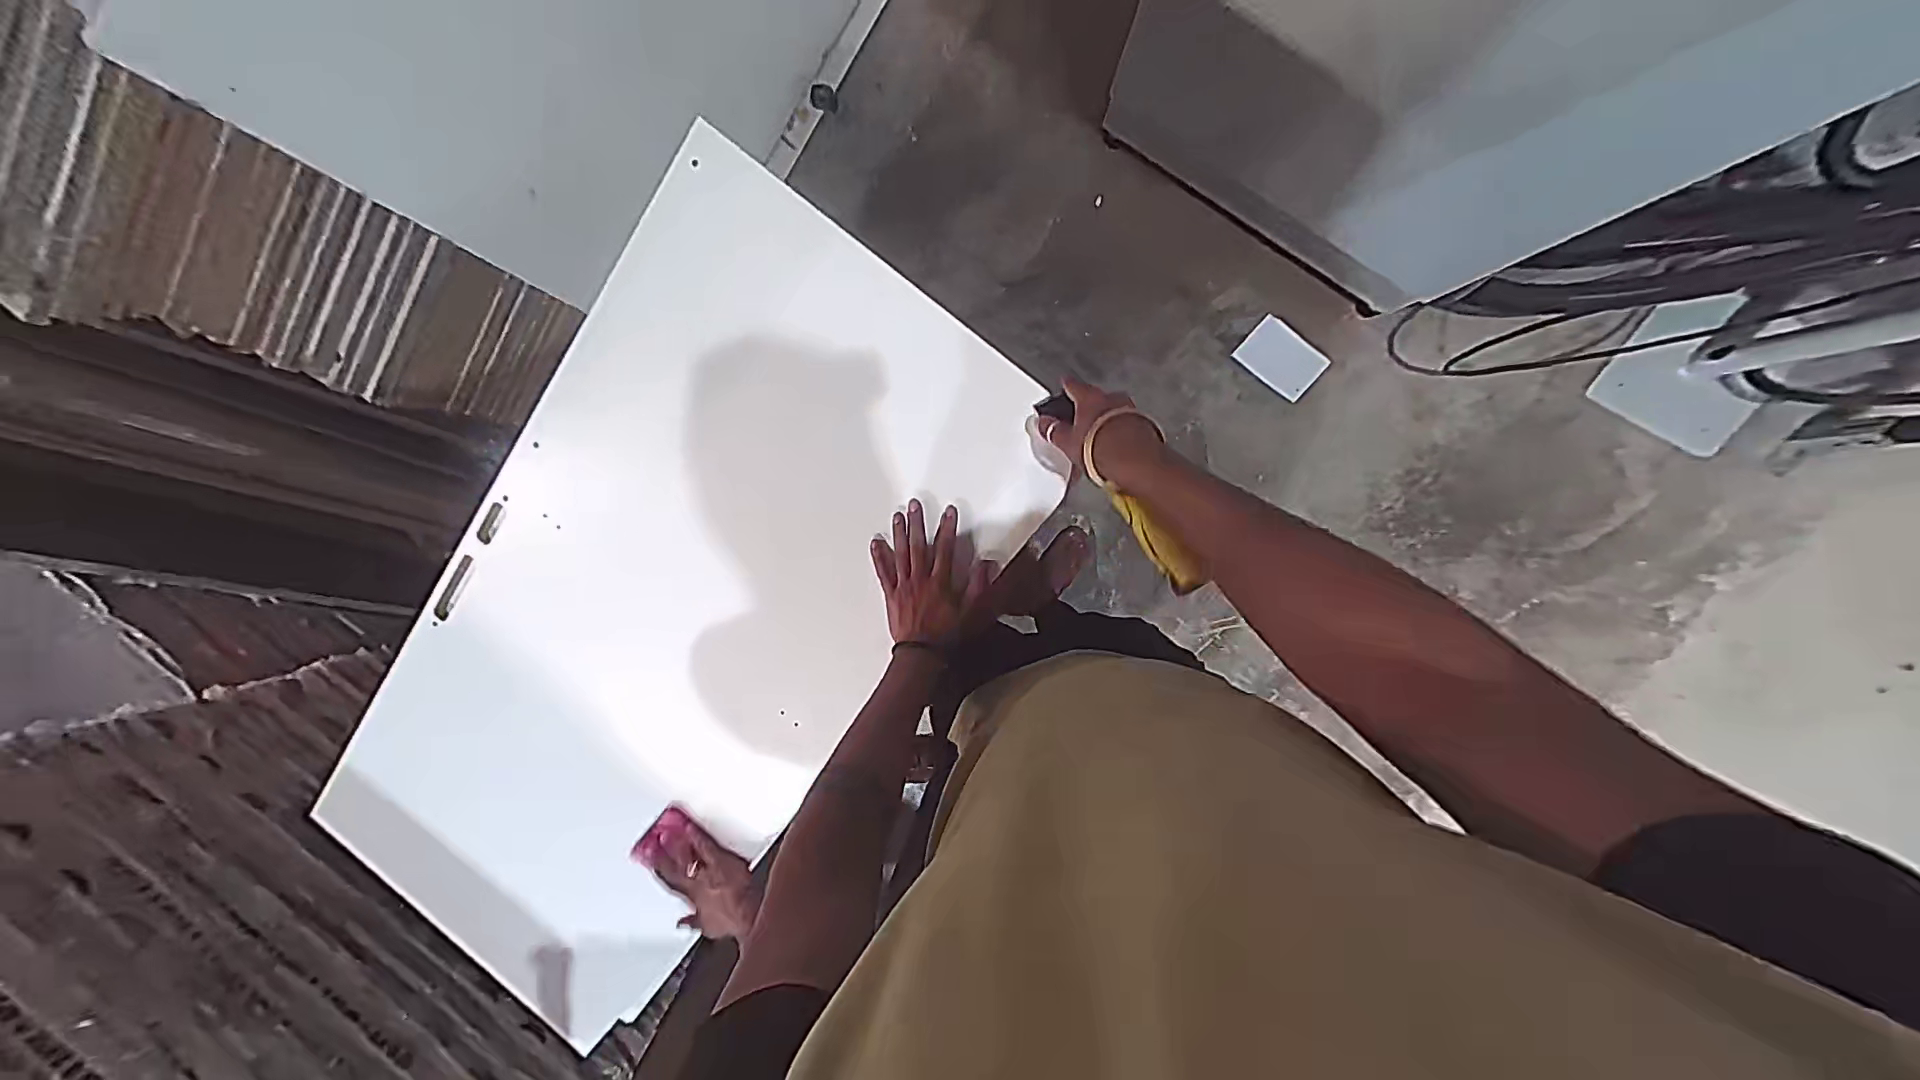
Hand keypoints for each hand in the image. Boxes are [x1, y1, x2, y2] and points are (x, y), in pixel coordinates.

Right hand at [633, 809, 761, 940]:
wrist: (749, 914)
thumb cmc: (733, 920)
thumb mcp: (709, 926)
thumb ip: (693, 922)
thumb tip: (682, 924)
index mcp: (693, 897)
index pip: (670, 881)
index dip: (658, 869)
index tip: (647, 857)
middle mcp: (697, 883)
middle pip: (674, 867)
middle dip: (660, 854)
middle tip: (649, 841)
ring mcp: (709, 870)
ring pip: (687, 856)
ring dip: (674, 844)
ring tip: (665, 830)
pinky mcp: (723, 860)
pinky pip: (707, 846)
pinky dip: (698, 837)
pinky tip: (690, 826)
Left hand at [870, 500, 988, 646]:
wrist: (922, 653)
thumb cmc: (946, 634)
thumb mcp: (971, 612)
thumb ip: (979, 587)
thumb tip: (986, 565)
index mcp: (940, 582)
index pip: (945, 548)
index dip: (947, 528)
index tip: (948, 512)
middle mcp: (921, 580)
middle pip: (918, 545)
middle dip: (918, 523)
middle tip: (915, 505)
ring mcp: (904, 586)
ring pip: (901, 554)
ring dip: (899, 533)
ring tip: (898, 516)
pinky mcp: (892, 595)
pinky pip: (884, 572)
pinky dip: (879, 557)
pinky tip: (876, 543)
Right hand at [1034, 377, 1163, 485]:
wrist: (1133, 461)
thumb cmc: (1100, 446)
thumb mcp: (1067, 442)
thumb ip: (1054, 430)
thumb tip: (1044, 424)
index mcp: (1090, 397)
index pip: (1074, 385)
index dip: (1067, 386)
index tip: (1065, 384)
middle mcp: (1112, 399)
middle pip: (1097, 398)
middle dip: (1089, 407)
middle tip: (1080, 422)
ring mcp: (1131, 411)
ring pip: (1114, 411)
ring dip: (1106, 420)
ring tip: (1098, 439)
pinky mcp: (1145, 426)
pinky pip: (1128, 425)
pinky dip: (1121, 431)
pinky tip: (1115, 446)